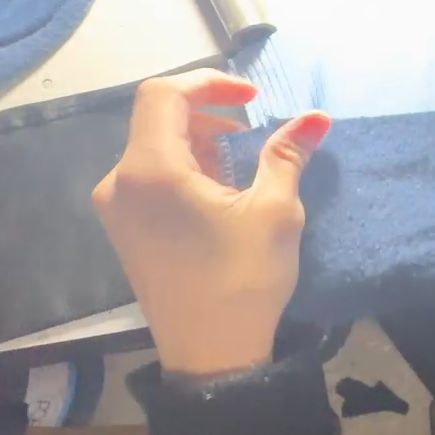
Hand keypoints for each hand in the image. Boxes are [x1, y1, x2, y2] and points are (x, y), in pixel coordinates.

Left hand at [92, 70, 331, 377]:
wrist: (213, 351)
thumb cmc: (245, 277)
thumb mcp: (275, 210)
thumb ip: (287, 154)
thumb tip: (317, 116)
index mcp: (150, 170)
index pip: (165, 94)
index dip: (211, 83)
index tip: (253, 97)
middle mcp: (119, 182)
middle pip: (158, 120)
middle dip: (211, 117)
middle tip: (256, 138)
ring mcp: (117, 208)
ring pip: (156, 149)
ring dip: (202, 146)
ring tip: (245, 172)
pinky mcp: (126, 230)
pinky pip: (151, 178)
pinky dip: (188, 170)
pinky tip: (222, 197)